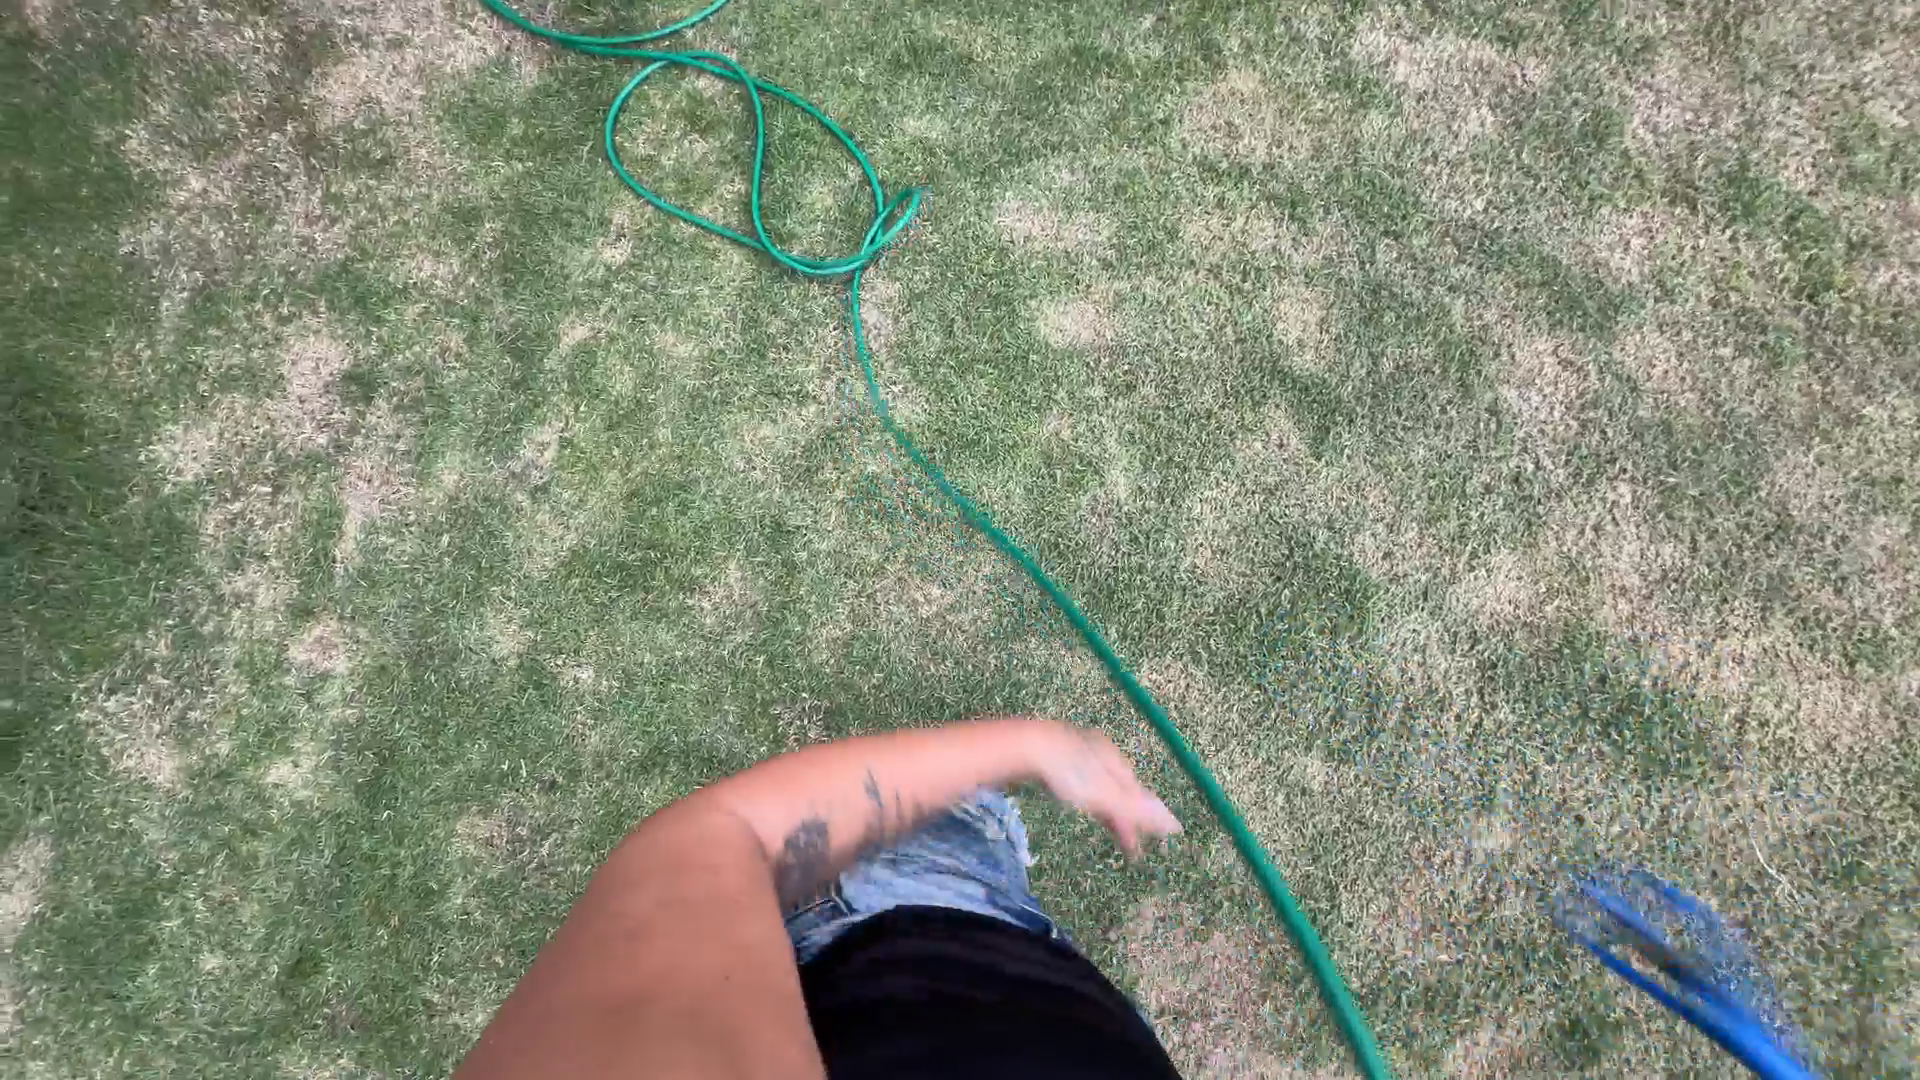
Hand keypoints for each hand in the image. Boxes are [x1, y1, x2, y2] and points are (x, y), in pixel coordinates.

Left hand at [1027, 720, 1181, 856]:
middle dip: (1125, 818)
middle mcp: (1098, 751)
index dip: (1140, 822)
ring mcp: (1075, 750)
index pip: (1135, 793)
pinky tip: (1078, 804)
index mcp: (1113, 758)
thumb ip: (1136, 811)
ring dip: (1106, 810)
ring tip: (1108, 830)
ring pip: (1098, 785)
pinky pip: (1078, 780)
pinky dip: (1085, 798)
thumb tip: (1176, 825)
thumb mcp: (1104, 795)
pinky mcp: (1054, 756)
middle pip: (1119, 788)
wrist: (1025, 747)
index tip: (1136, 850)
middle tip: (1126, 847)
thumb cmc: (1067, 772)